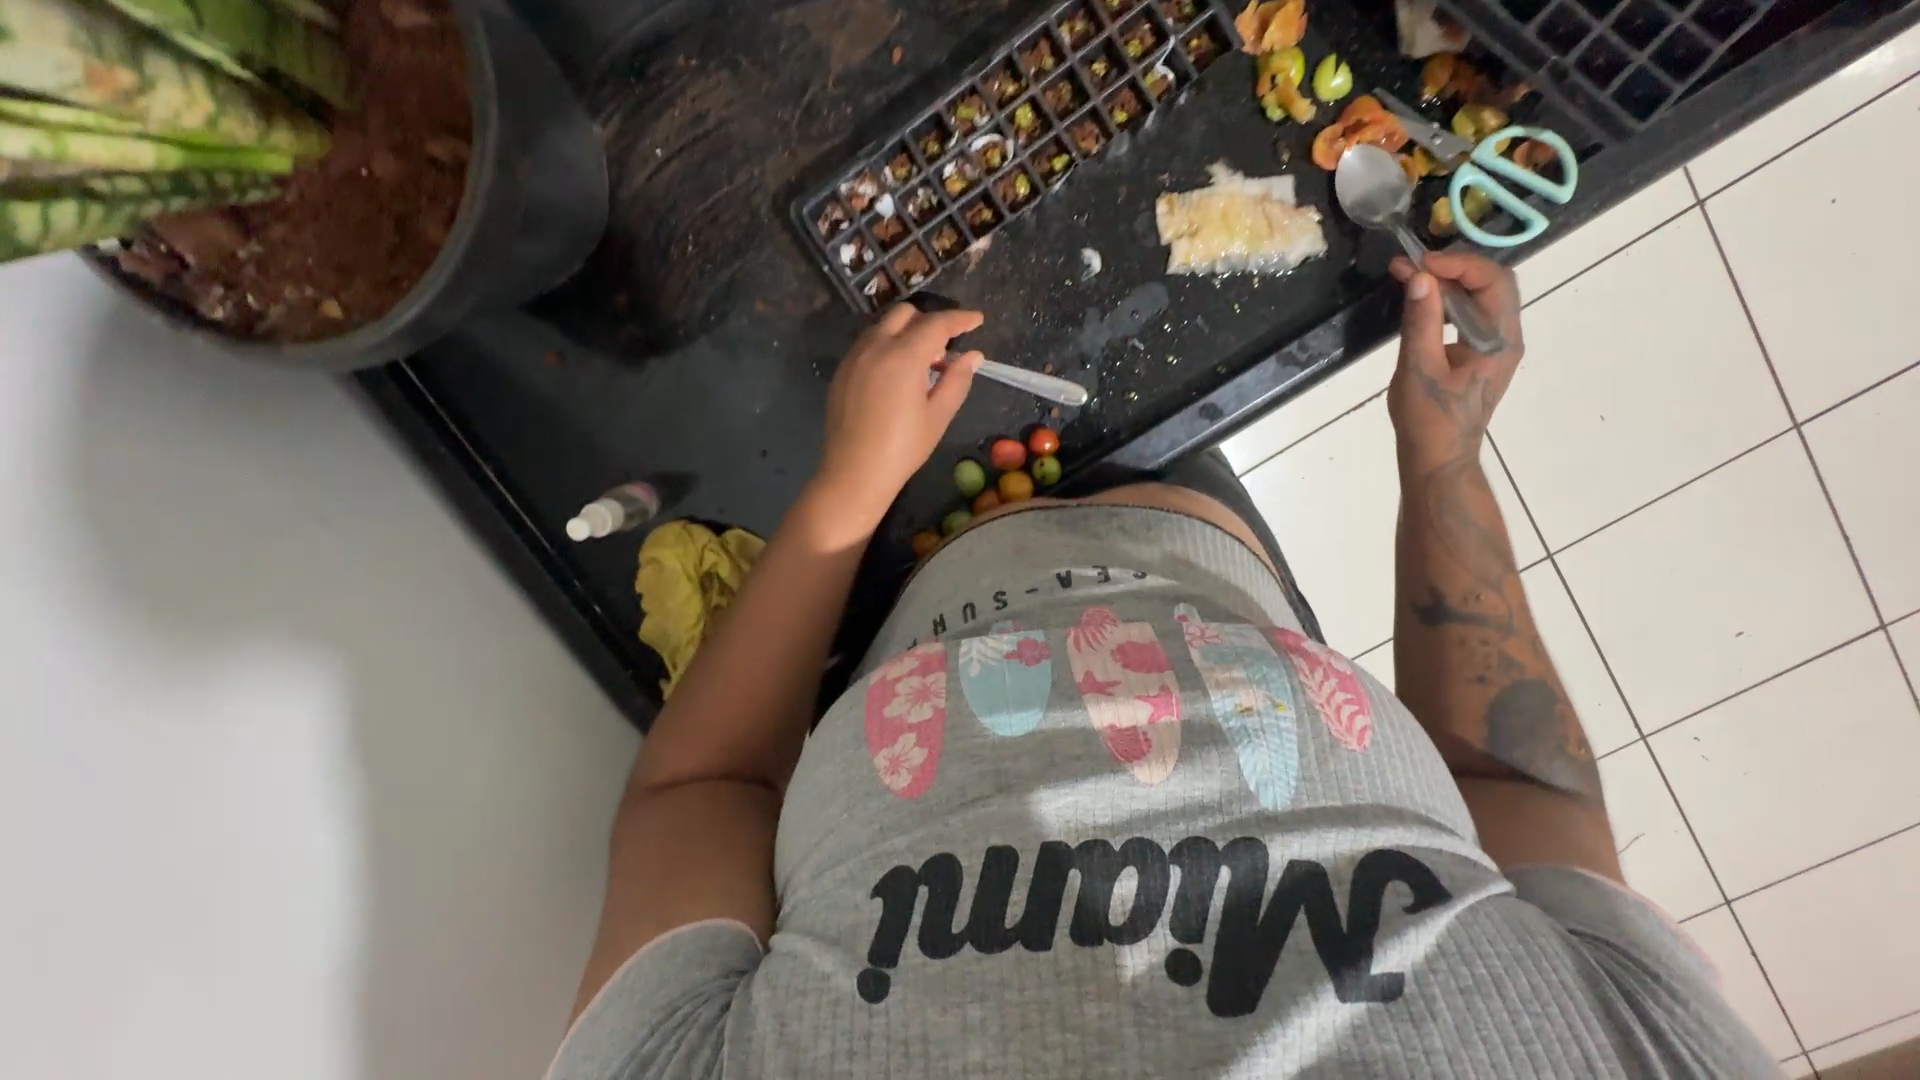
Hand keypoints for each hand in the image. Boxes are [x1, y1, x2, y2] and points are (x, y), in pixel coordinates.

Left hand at [811, 302, 983, 530]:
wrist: (854, 473)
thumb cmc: (903, 449)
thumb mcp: (938, 416)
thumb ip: (957, 380)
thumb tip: (973, 355)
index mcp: (903, 357)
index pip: (937, 324)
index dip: (960, 319)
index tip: (977, 320)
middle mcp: (875, 347)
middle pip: (905, 314)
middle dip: (929, 321)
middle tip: (945, 349)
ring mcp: (854, 357)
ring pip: (883, 327)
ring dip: (906, 333)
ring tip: (922, 365)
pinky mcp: (842, 371)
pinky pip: (868, 344)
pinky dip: (887, 346)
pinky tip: (896, 375)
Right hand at [1387, 252, 1524, 471]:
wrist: (1437, 458)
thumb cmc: (1428, 419)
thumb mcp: (1418, 369)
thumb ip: (1421, 322)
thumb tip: (1421, 278)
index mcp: (1499, 340)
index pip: (1493, 282)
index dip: (1457, 265)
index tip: (1419, 264)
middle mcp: (1506, 337)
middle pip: (1491, 284)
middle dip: (1452, 268)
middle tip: (1411, 267)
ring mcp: (1495, 346)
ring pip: (1480, 298)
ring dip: (1447, 284)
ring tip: (1410, 278)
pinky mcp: (1479, 355)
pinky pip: (1470, 316)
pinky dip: (1447, 302)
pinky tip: (1421, 303)